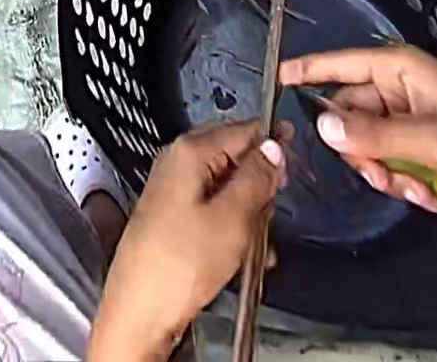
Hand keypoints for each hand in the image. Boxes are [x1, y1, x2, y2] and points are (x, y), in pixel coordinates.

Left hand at [87, 120, 287, 361]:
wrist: (139, 306)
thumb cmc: (182, 261)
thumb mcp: (232, 219)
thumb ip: (256, 179)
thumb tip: (272, 146)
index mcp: (190, 150)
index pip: (241, 130)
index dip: (271, 142)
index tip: (296, 157)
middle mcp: (178, 158)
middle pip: (233, 154)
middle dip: (259, 180)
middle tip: (275, 209)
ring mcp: (173, 184)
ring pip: (225, 183)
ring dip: (249, 208)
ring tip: (261, 242)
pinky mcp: (172, 210)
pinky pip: (212, 204)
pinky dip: (232, 222)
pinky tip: (246, 253)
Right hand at [279, 45, 436, 224]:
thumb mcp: (433, 141)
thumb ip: (374, 135)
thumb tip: (320, 126)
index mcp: (398, 68)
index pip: (338, 63)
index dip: (305, 71)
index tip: (274, 79)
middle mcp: (399, 87)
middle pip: (350, 112)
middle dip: (360, 148)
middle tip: (377, 175)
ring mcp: (411, 116)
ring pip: (368, 141)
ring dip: (383, 169)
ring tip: (410, 190)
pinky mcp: (425, 143)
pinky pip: (391, 157)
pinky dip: (402, 178)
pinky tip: (427, 196)